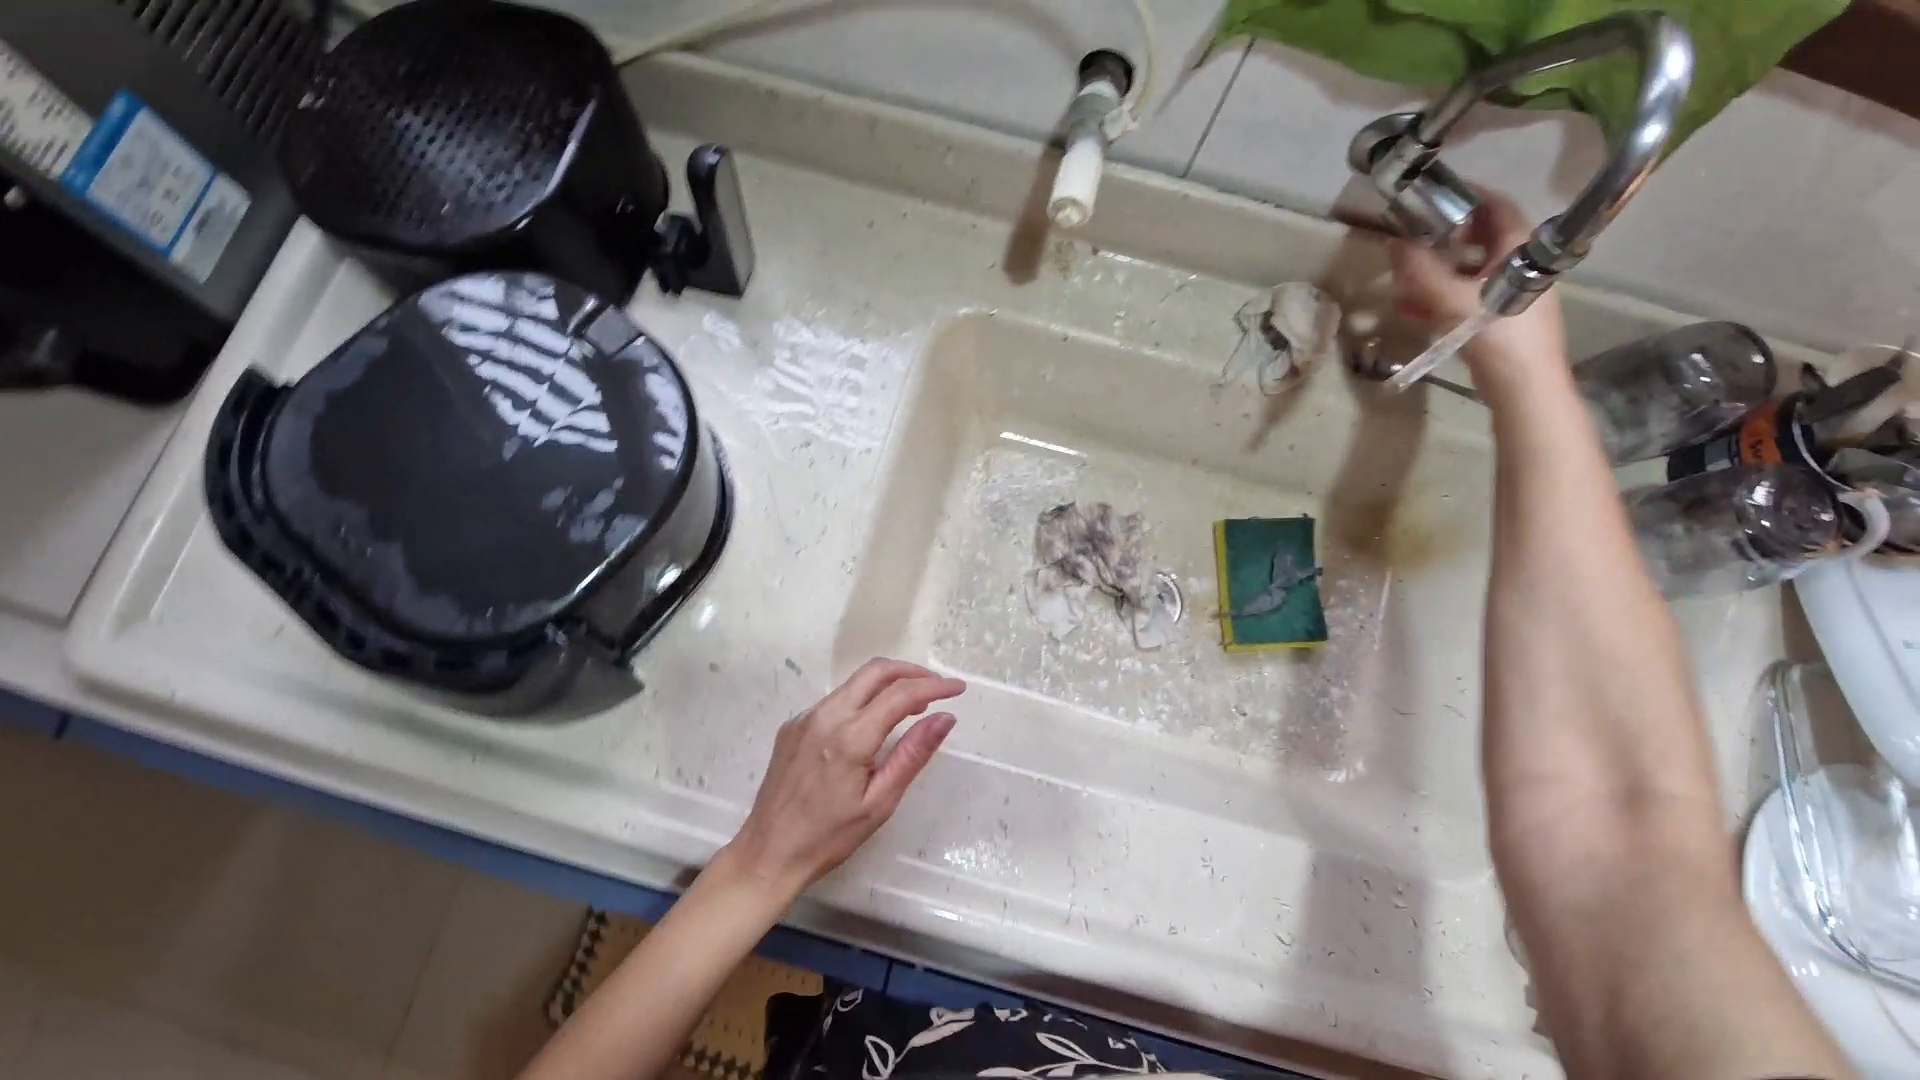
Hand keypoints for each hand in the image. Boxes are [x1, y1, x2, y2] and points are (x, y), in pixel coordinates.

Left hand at [719, 658, 963, 899]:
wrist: (768, 853)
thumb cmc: (829, 837)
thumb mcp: (880, 801)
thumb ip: (913, 754)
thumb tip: (945, 718)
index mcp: (850, 736)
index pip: (901, 694)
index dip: (934, 686)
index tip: (958, 688)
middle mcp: (825, 715)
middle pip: (875, 672)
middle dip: (911, 672)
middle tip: (937, 688)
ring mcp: (805, 717)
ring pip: (854, 684)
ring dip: (887, 685)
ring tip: (912, 708)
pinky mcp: (793, 725)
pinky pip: (835, 701)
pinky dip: (862, 701)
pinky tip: (872, 727)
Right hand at [1388, 189, 1568, 391]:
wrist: (1524, 387)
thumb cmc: (1496, 335)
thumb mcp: (1452, 300)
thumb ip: (1420, 272)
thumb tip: (1393, 243)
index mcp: (1519, 250)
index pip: (1497, 206)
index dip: (1468, 195)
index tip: (1435, 194)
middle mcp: (1522, 265)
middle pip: (1484, 238)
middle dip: (1447, 236)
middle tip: (1415, 235)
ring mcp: (1514, 294)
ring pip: (1473, 271)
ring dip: (1439, 271)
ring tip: (1405, 276)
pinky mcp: (1503, 320)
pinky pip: (1469, 298)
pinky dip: (1442, 298)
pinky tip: (1413, 309)